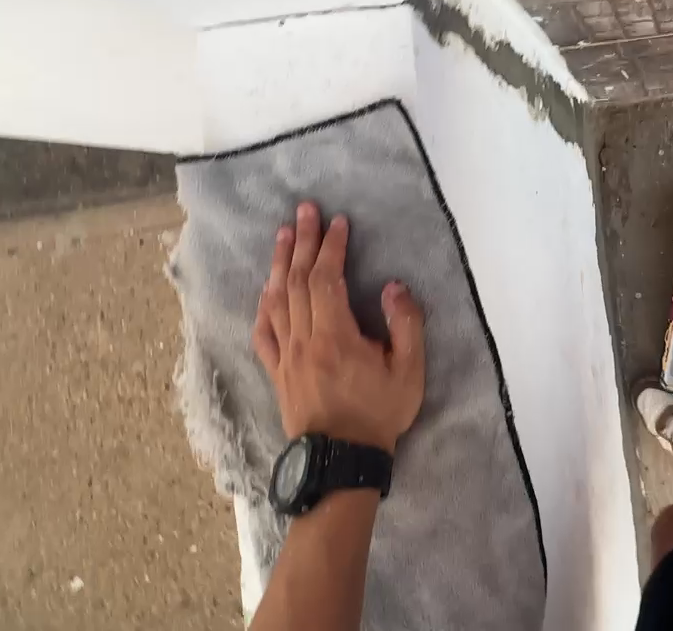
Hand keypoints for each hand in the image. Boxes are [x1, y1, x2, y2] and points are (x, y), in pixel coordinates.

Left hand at [252, 202, 425, 452]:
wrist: (342, 462)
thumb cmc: (378, 414)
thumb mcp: (409, 370)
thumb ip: (406, 323)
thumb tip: (393, 287)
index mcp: (335, 336)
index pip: (326, 280)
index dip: (331, 247)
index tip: (338, 222)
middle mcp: (304, 340)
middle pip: (296, 281)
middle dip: (301, 242)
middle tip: (304, 210)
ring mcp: (286, 356)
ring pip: (277, 300)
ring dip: (279, 264)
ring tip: (283, 234)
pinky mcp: (278, 372)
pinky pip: (264, 332)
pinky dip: (264, 304)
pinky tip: (266, 289)